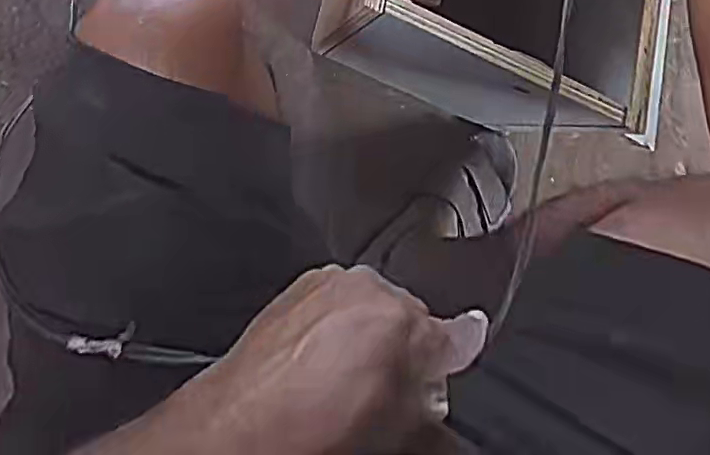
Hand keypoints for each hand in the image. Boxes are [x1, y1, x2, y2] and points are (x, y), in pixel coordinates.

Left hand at [87, 266, 487, 454]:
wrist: (243, 419)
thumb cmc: (311, 429)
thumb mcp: (392, 421)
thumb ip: (429, 385)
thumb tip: (460, 349)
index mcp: (401, 321)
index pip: (453, 332)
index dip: (460, 347)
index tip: (466, 344)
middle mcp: (369, 288)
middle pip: (411, 314)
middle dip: (409, 344)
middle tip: (396, 385)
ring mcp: (334, 280)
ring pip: (374, 301)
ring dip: (373, 327)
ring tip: (352, 372)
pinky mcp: (306, 281)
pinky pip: (340, 296)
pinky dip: (341, 318)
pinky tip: (325, 355)